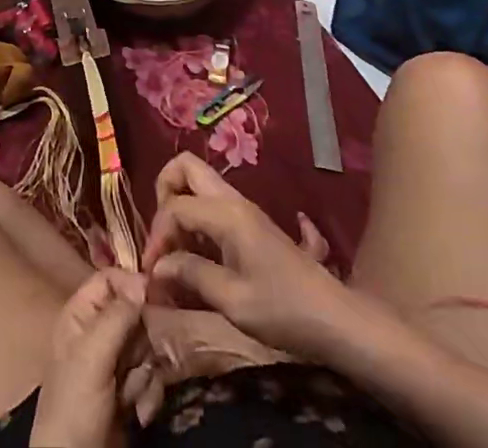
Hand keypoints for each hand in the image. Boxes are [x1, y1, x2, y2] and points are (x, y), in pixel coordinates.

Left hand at [30, 269, 146, 447]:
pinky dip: (150, 394)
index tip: (154, 297)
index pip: (109, 278)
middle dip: (144, 340)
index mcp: (79, 315)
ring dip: (146, 373)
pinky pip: (154, 374)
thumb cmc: (74, 407)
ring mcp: (115, 361)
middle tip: (139, 361)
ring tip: (130, 396)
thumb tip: (143, 281)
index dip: (131, 283)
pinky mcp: (131, 387)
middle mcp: (98, 332)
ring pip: (149, 345)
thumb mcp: (91, 356)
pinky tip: (138, 413)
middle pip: (136, 312)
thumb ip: (116, 316)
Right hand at [142, 153, 365, 362]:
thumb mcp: (232, 300)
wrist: (335, 319)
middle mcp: (234, 201)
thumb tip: (157, 267)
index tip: (152, 272)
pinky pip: (212, 207)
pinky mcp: (250, 225)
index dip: (156, 236)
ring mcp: (244, 211)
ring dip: (179, 210)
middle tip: (161, 238)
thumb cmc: (284, 311)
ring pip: (199, 185)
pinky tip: (196, 258)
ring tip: (175, 254)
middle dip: (163, 194)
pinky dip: (195, 222)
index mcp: (228, 214)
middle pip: (186, 168)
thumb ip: (190, 275)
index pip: (175, 206)